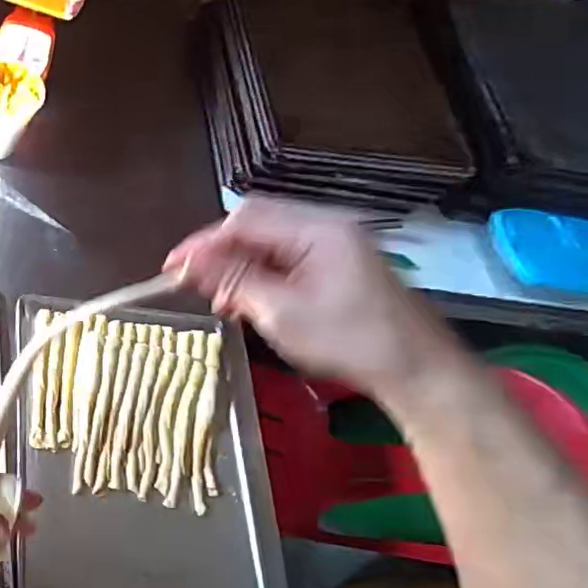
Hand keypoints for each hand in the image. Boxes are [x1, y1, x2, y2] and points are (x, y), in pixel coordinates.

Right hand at [165, 197, 455, 394]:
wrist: (416, 368)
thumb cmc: (348, 341)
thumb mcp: (281, 313)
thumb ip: (234, 281)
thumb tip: (190, 263)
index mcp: (316, 230)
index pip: (244, 220)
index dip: (203, 242)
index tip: (171, 267)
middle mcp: (326, 225)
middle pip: (257, 223)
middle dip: (219, 251)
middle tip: (191, 280)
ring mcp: (335, 243)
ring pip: (270, 240)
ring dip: (238, 264)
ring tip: (218, 297)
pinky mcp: (339, 263)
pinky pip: (288, 256)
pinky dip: (261, 273)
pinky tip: (248, 298)